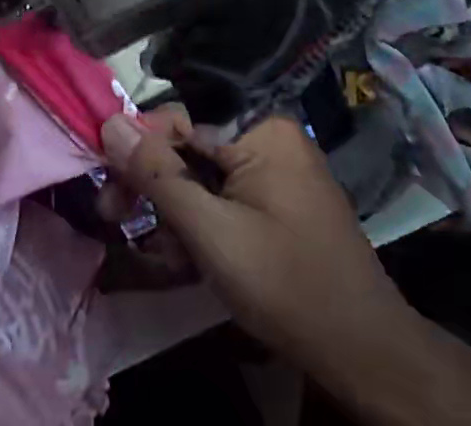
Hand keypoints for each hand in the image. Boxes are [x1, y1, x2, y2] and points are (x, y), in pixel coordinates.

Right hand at [100, 109, 408, 375]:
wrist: (363, 351)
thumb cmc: (285, 284)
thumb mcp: (210, 230)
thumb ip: (157, 174)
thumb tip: (110, 122)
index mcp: (260, 130)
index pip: (179, 120)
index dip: (137, 150)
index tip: (107, 190)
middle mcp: (268, 139)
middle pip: (189, 148)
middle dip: (153, 187)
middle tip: (115, 218)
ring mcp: (275, 172)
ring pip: (202, 178)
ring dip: (174, 214)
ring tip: (163, 257)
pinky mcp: (277, 202)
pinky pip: (224, 198)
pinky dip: (201, 225)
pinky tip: (186, 261)